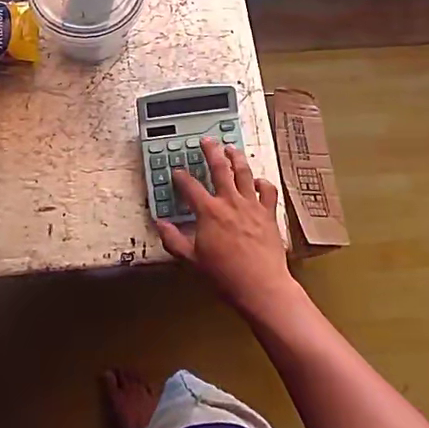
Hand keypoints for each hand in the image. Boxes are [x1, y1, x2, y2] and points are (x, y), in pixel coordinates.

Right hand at [156, 137, 297, 318]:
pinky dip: (263, 182)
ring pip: (244, 173)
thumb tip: (161, 225)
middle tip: (207, 142)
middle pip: (220, 168)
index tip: (177, 171)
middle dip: (211, 152)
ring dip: (236, 158)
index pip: (190, 187)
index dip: (181, 177)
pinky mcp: (268, 214)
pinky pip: (267, 190)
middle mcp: (231, 203)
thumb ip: (173, 240)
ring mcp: (252, 206)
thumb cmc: (226, 275)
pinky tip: (258, 180)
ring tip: (231, 149)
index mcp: (209, 212)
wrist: (260, 286)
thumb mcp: (191, 260)